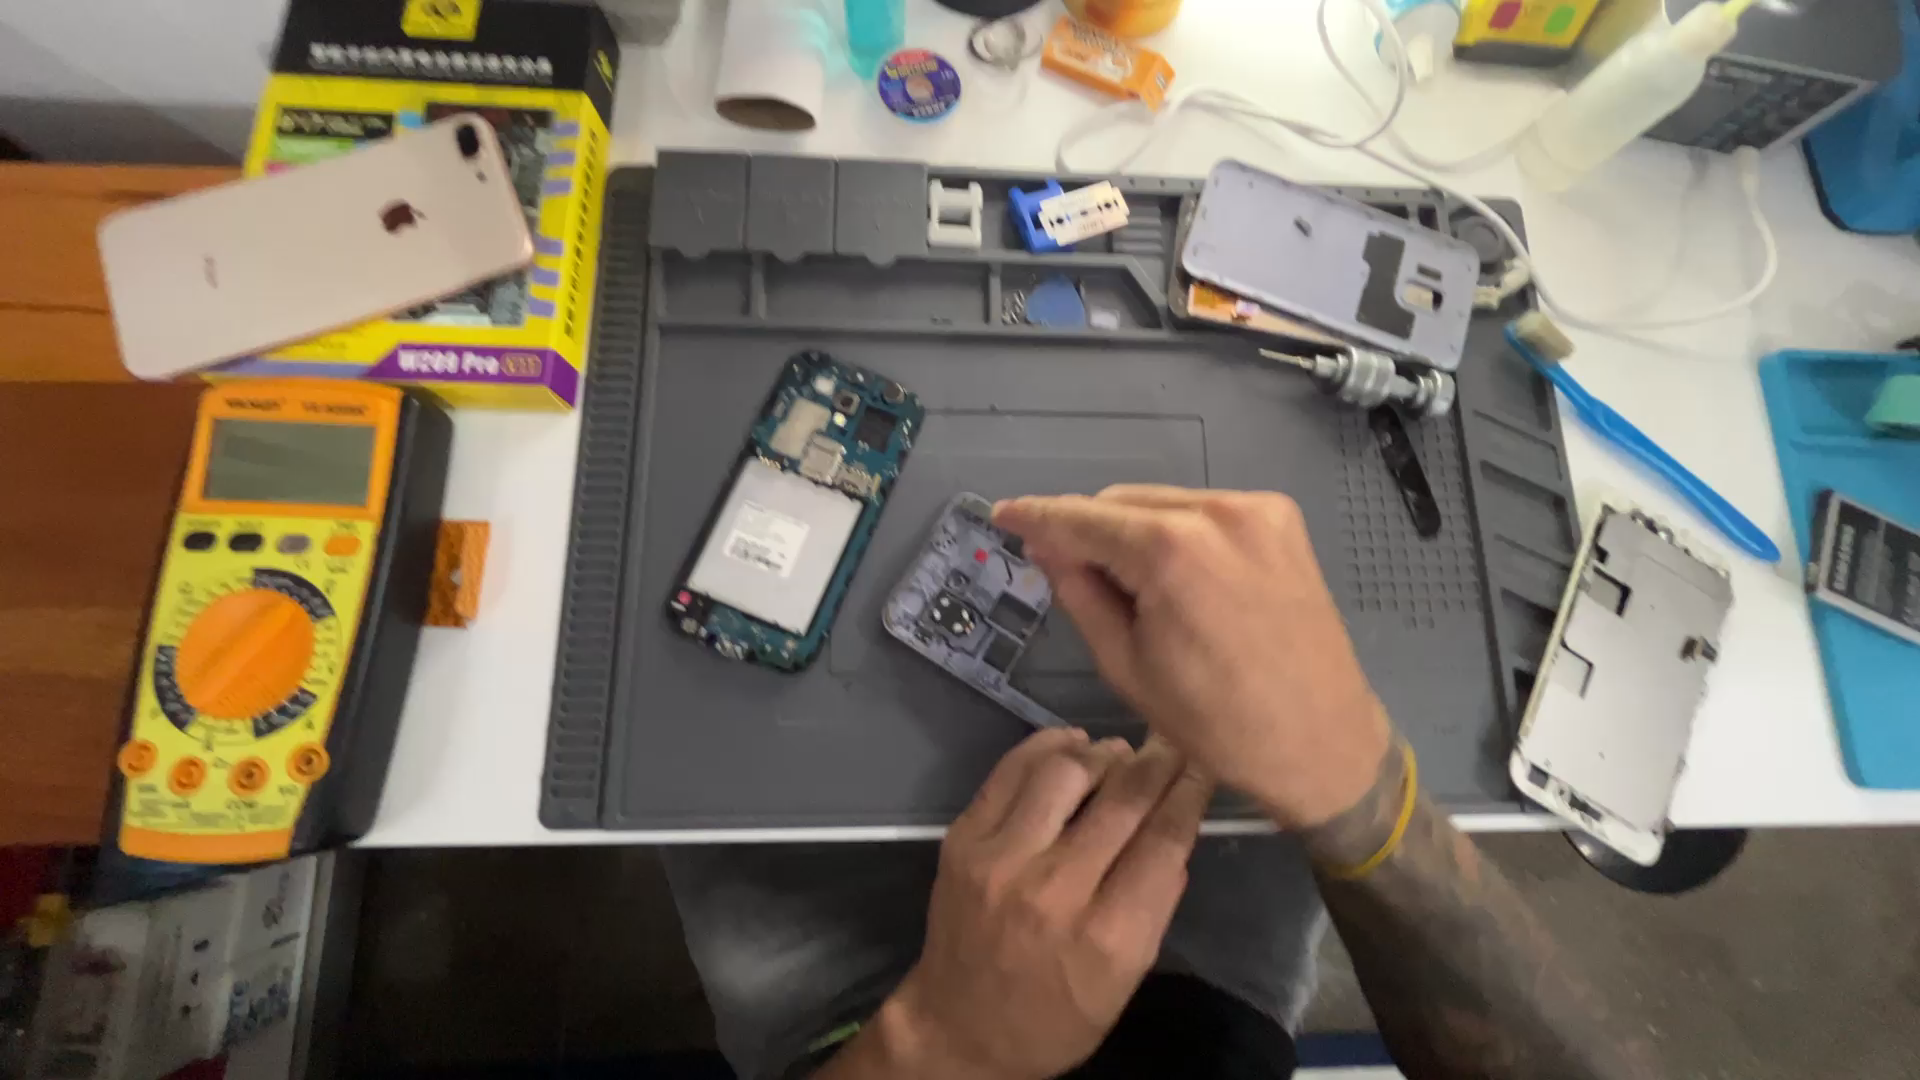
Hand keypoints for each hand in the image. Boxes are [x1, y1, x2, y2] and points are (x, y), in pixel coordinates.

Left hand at [874, 729, 1210, 1079]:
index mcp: (1106, 937)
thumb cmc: (1055, 1015)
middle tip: (1170, 742)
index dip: (1189, 792)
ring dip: (1102, 753)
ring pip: (1065, 773)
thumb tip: (1177, 825)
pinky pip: (1011, 770)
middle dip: (1156, 763)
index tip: (1202, 763)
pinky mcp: (963, 836)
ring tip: (1119, 751)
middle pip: (1121, 802)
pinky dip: (1048, 746)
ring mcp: (1000, 857)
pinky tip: (1073, 744)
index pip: (1163, 841)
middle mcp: (1053, 889)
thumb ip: (1156, 905)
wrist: (957, 1025)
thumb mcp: (1124, 983)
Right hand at [993, 486, 1390, 829]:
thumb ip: (1077, 591)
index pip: (1080, 519)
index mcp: (1171, 551)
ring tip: (1132, 585)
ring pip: (1157, 501)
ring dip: (1128, 530)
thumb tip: (1045, 546)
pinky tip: (1176, 575)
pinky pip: (1199, 510)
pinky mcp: (1279, 517)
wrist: (1323, 742)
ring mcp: (1254, 508)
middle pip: (1117, 501)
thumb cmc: (1215, 721)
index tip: (1003, 514)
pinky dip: (1172, 532)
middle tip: (1070, 573)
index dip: (1035, 516)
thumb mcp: (1124, 664)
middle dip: (1085, 530)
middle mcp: (1215, 510)